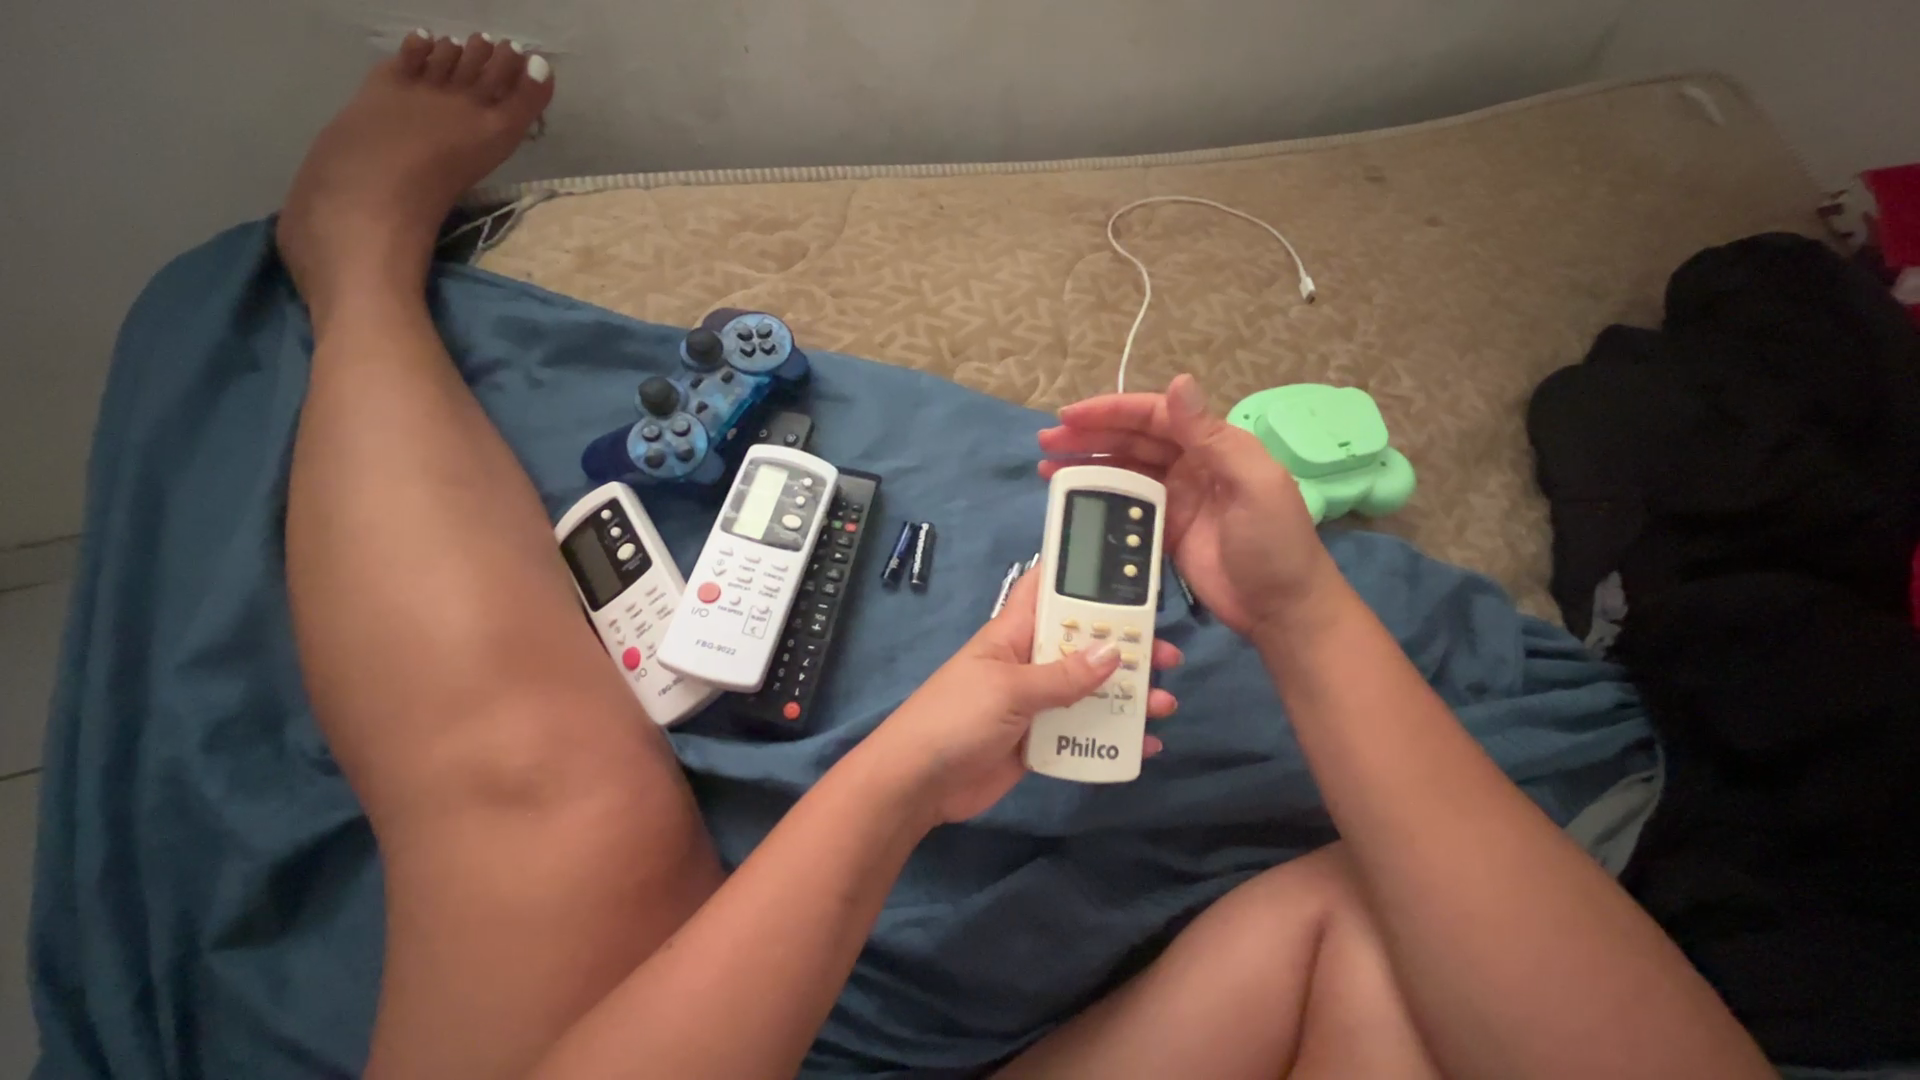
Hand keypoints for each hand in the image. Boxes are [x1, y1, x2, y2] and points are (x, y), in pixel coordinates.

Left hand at [865, 572, 1181, 822]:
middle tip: (1168, 654)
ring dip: (1128, 695)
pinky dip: (1114, 737)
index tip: (1126, 570)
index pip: (1047, 590)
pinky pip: (1084, 732)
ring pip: (1091, 690)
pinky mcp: (1040, 740)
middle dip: (1126, 646)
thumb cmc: (955, 718)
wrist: (919, 783)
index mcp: (1014, 634)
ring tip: (1164, 703)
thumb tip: (1113, 653)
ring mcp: (1036, 703)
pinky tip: (1145, 745)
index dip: (1080, 576)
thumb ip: (1063, 675)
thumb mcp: (1010, 690)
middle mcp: (1029, 662)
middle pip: (1084, 644)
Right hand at [1037, 374, 1342, 637]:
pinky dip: (1099, 500)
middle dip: (1088, 438)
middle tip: (1046, 443)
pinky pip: (1126, 507)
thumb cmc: (1274, 544)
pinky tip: (1073, 501)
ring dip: (1087, 466)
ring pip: (1124, 471)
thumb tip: (1178, 381)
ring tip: (1047, 468)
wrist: (1284, 610)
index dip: (1111, 412)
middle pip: (1131, 441)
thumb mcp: (1253, 484)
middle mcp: (1192, 465)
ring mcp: (1177, 499)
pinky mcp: (1167, 531)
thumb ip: (1212, 436)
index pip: (1155, 417)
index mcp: (1215, 445)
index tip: (1070, 417)